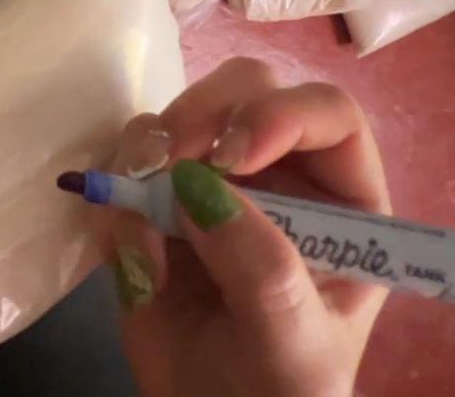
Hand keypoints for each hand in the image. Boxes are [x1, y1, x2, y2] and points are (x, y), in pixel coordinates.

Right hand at [93, 57, 390, 396]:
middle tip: (168, 164)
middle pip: (243, 88)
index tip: (232, 155)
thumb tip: (200, 184)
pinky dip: (115, 197)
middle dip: (199, 115)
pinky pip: (123, 158)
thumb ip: (261, 267)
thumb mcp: (291, 349)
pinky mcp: (152, 190)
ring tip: (142, 239)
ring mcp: (208, 177)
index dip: (281, 114)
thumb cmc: (273, 395)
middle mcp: (275, 174)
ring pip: (172, 116)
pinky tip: (130, 260)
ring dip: (145, 161)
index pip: (327, 115)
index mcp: (339, 202)